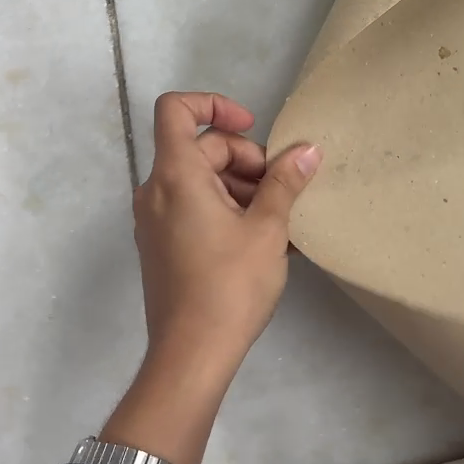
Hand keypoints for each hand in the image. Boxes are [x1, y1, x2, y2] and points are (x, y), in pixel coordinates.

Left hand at [100, 91, 320, 463]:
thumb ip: (285, 181)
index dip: (215, 104)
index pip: (176, 109)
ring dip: (240, 186)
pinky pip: (193, 206)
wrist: (190, 359)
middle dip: (245, 159)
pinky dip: (226, 208)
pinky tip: (261, 237)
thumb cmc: (229, 285)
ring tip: (277, 219)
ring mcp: (155, 220)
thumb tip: (307, 149)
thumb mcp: (268, 228)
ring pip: (201, 178)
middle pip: (201, 147)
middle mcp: (156, 191)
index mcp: (176, 176)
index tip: (251, 128)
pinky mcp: (161, 245)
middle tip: (279, 191)